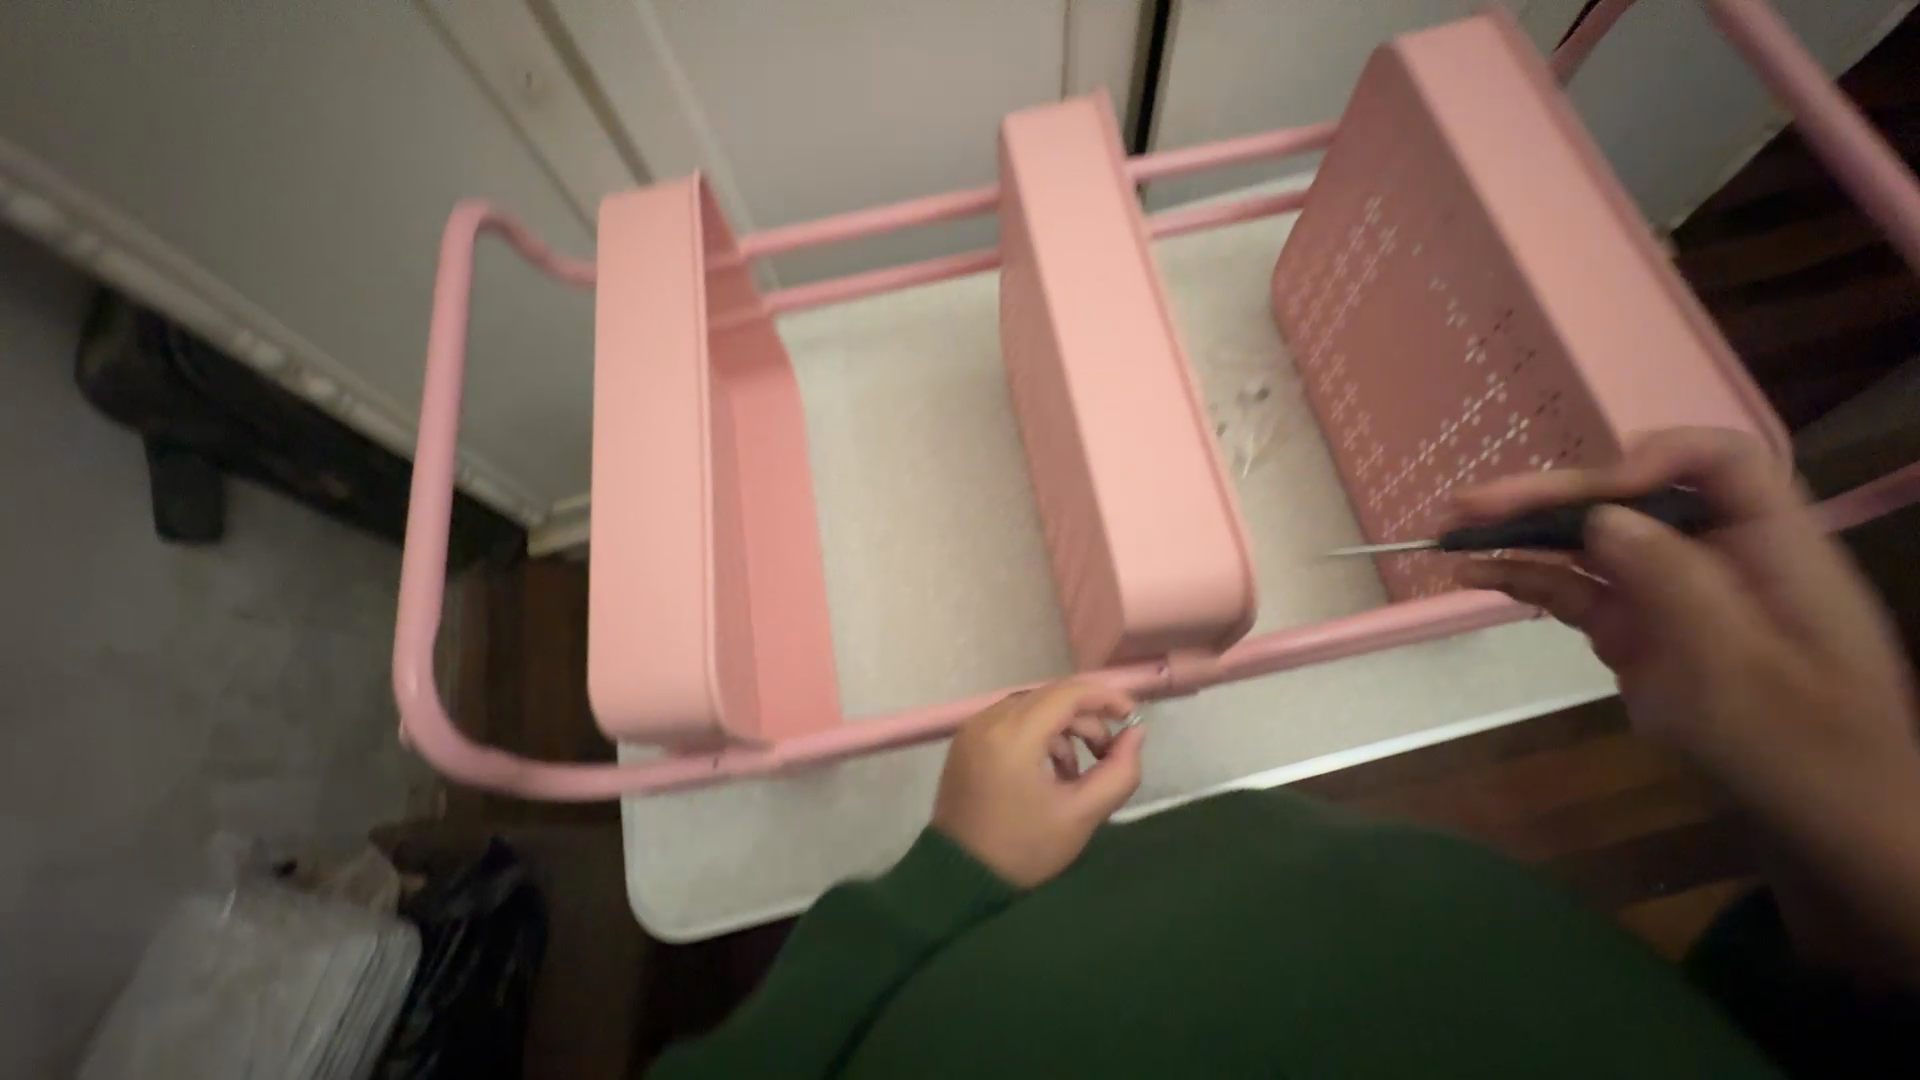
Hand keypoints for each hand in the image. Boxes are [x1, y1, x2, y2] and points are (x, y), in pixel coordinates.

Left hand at [932, 680, 1143, 888]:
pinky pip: (1010, 721)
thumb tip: (1137, 734)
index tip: (1132, 717)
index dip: (1105, 697)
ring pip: (1031, 707)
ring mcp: (972, 728)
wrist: (959, 877)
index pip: (1067, 693)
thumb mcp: (1081, 814)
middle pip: (1050, 697)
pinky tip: (1050, 772)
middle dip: (1086, 718)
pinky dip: (1037, 735)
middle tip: (1108, 753)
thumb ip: (1119, 771)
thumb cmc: (1023, 848)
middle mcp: (988, 719)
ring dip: (1063, 728)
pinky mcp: (965, 741)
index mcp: (1014, 735)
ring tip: (1077, 773)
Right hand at [1453, 427, 1919, 806]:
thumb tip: (1603, 518)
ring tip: (1451, 535)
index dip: (1645, 461)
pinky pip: (1572, 588)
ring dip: (1520, 532)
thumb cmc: (1798, 745)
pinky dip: (1523, 577)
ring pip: (1588, 539)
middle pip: (1627, 499)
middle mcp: (1712, 554)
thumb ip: (1677, 582)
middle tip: (1468, 505)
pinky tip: (1476, 575)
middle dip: (1547, 496)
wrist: (1817, 818)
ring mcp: (1667, 589)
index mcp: (1769, 546)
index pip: (1714, 464)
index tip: (1581, 497)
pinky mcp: (1631, 624)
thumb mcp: (1739, 667)